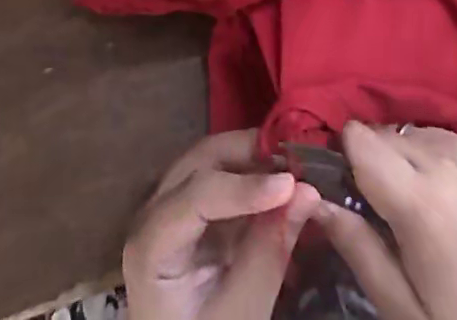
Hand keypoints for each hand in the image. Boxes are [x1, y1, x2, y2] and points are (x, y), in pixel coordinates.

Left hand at [124, 130, 322, 319]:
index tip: (292, 184)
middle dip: (250, 153)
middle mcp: (150, 213)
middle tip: (298, 162)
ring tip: (294, 169)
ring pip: (209, 160)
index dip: (245, 185)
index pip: (196, 195)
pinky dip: (250, 175)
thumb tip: (308, 192)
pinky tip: (279, 184)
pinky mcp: (186, 213)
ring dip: (253, 158)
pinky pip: (218, 178)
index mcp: (149, 246)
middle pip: (200, 161)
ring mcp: (166, 208)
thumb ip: (269, 252)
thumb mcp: (239, 312)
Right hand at [314, 122, 456, 319]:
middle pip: (380, 133)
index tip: (337, 183)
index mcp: (422, 201)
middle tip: (369, 203)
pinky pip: (431, 135)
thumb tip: (314, 201)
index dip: (341, 155)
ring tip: (402, 199)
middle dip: (366, 158)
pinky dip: (420, 153)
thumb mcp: (401, 305)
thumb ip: (357, 246)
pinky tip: (430, 190)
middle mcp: (445, 161)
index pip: (359, 138)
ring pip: (404, 131)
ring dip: (394, 155)